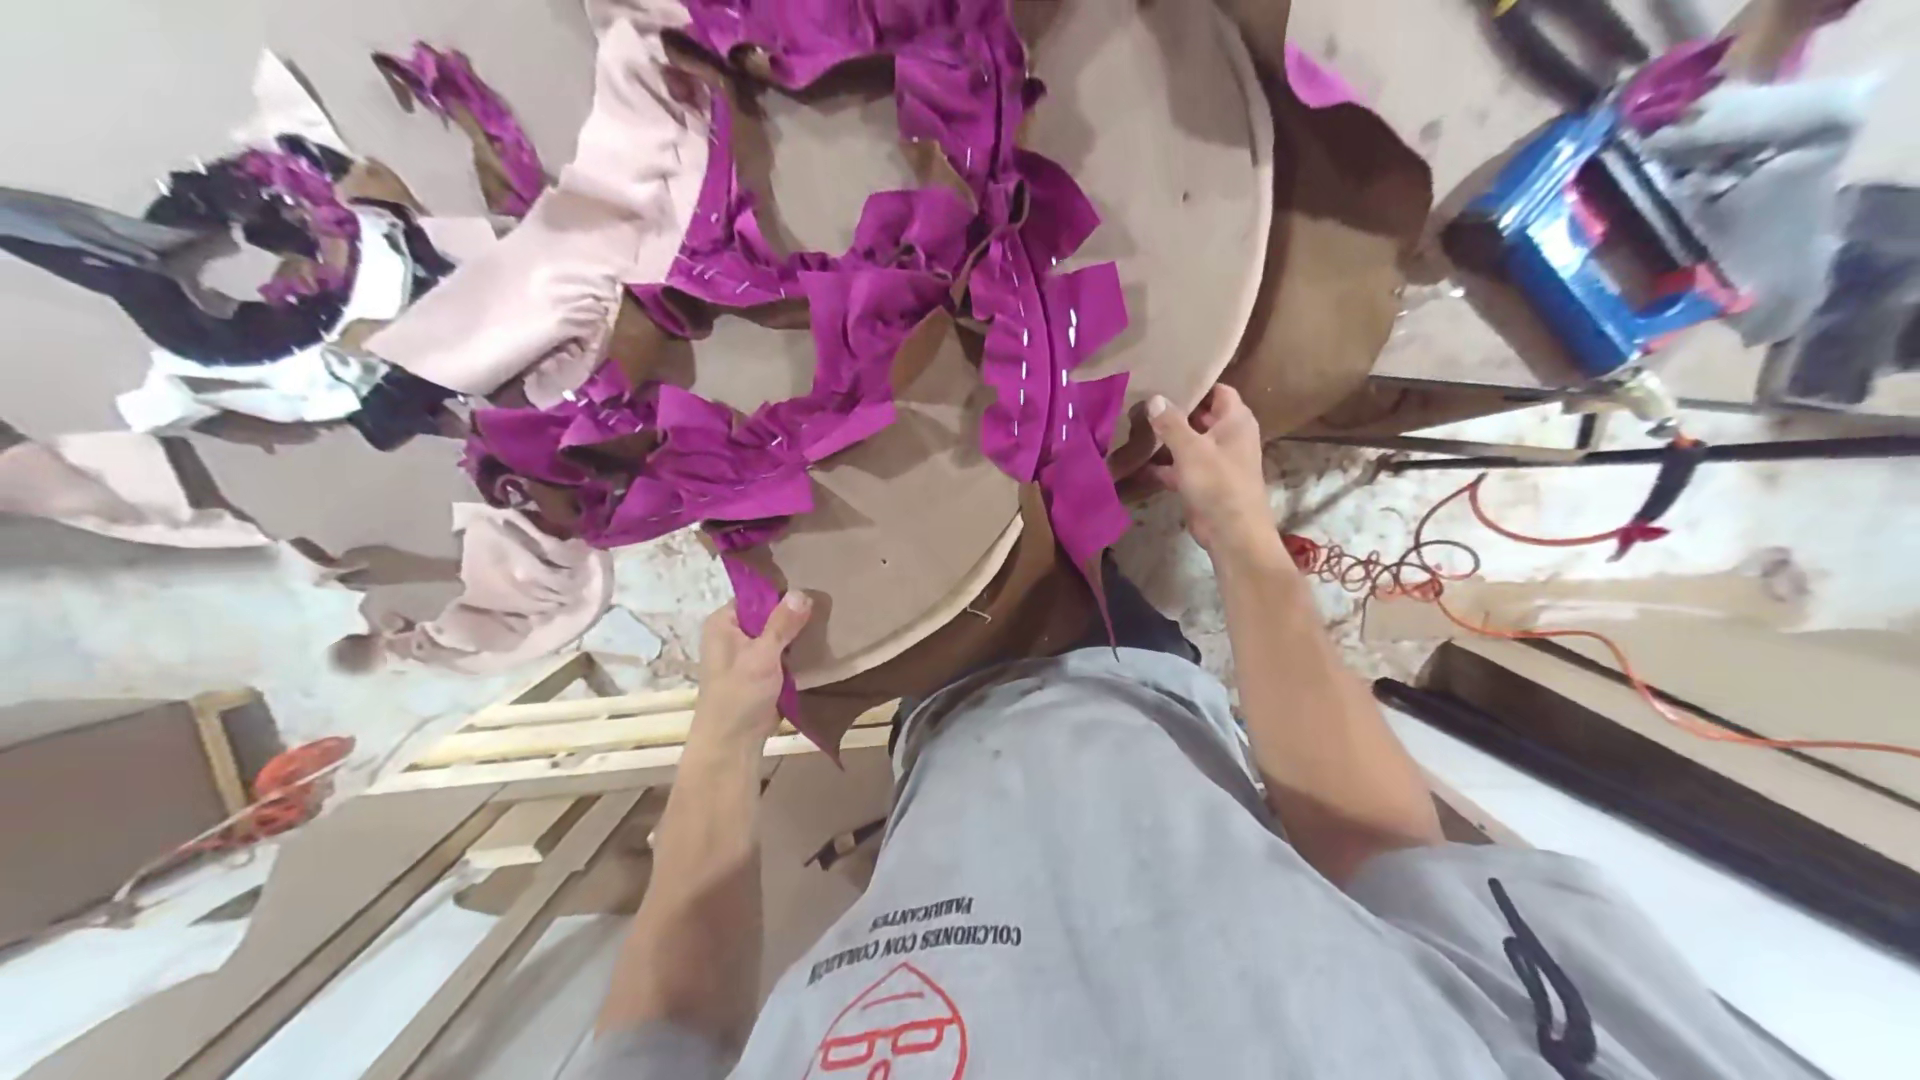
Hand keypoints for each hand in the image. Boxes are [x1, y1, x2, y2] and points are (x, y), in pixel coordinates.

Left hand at [692, 592, 812, 746]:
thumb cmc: (739, 695)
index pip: (755, 594)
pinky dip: (797, 649)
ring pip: (778, 633)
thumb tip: (802, 592)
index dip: (782, 591)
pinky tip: (819, 643)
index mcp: (723, 622)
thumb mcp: (762, 656)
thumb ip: (782, 624)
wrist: (733, 743)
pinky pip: (782, 651)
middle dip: (794, 613)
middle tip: (826, 605)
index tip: (811, 587)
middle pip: (768, 613)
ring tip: (827, 621)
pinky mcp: (761, 670)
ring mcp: (747, 653)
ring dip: (798, 633)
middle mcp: (732, 633)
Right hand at [1145, 386, 1277, 561]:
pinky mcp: (1203, 481)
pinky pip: (1180, 466)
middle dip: (1174, 411)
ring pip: (1188, 442)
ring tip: (1135, 426)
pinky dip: (1162, 464)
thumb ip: (1171, 422)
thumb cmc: (1218, 483)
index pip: (1218, 390)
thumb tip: (1154, 398)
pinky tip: (1137, 461)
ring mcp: (1215, 460)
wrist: (1232, 532)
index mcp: (1236, 421)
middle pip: (1200, 415)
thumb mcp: (1191, 448)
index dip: (1196, 384)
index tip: (1167, 378)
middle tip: (1143, 401)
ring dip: (1166, 438)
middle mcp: (1229, 436)